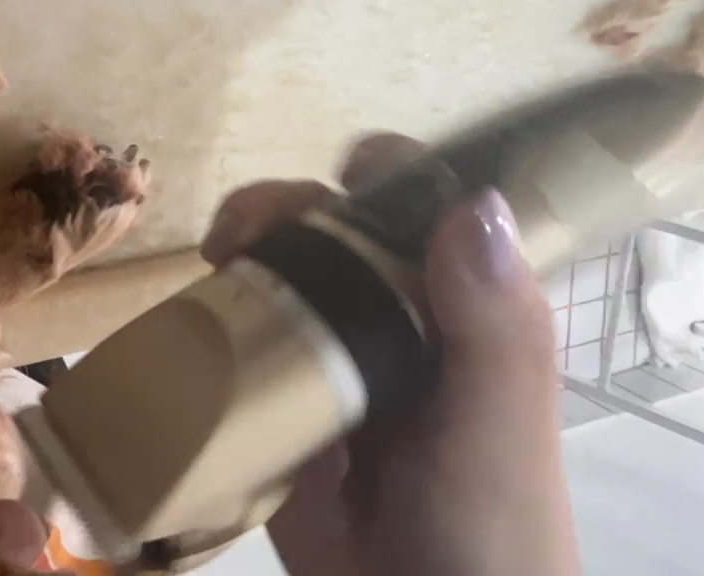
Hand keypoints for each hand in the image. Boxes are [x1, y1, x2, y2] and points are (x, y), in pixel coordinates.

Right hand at [201, 135, 581, 575]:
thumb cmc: (482, 534)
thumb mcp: (501, 437)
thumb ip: (497, 333)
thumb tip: (473, 201)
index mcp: (456, 308)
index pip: (428, 207)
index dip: (391, 172)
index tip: (344, 170)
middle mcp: (391, 312)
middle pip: (333, 220)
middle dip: (285, 203)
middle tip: (244, 232)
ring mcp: (327, 343)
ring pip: (280, 257)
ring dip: (244, 235)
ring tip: (216, 256)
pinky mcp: (273, 376)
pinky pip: (242, 313)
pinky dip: (216, 288)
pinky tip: (202, 290)